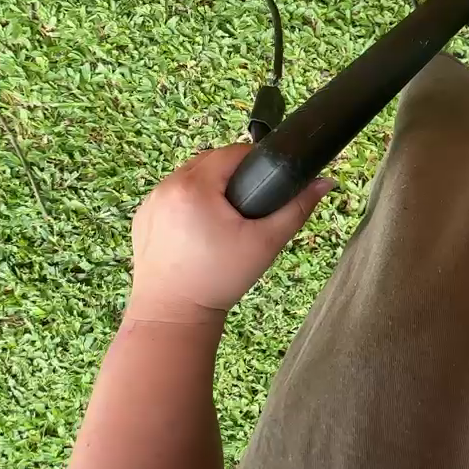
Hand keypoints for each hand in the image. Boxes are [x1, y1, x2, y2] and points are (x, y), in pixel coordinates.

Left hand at [126, 143, 331, 326]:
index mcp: (194, 187)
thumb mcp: (267, 241)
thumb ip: (298, 207)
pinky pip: (173, 193)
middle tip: (252, 200)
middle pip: (210, 159)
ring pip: (191, 175)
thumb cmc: (220, 277)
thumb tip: (326, 182)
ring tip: (230, 211)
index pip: (232, 152)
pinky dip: (191, 199)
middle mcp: (166, 187)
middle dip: (234, 172)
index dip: (256, 161)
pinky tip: (204, 223)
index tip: (268, 183)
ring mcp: (150, 202)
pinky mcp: (142, 218)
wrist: (173, 316)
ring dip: (211, 183)